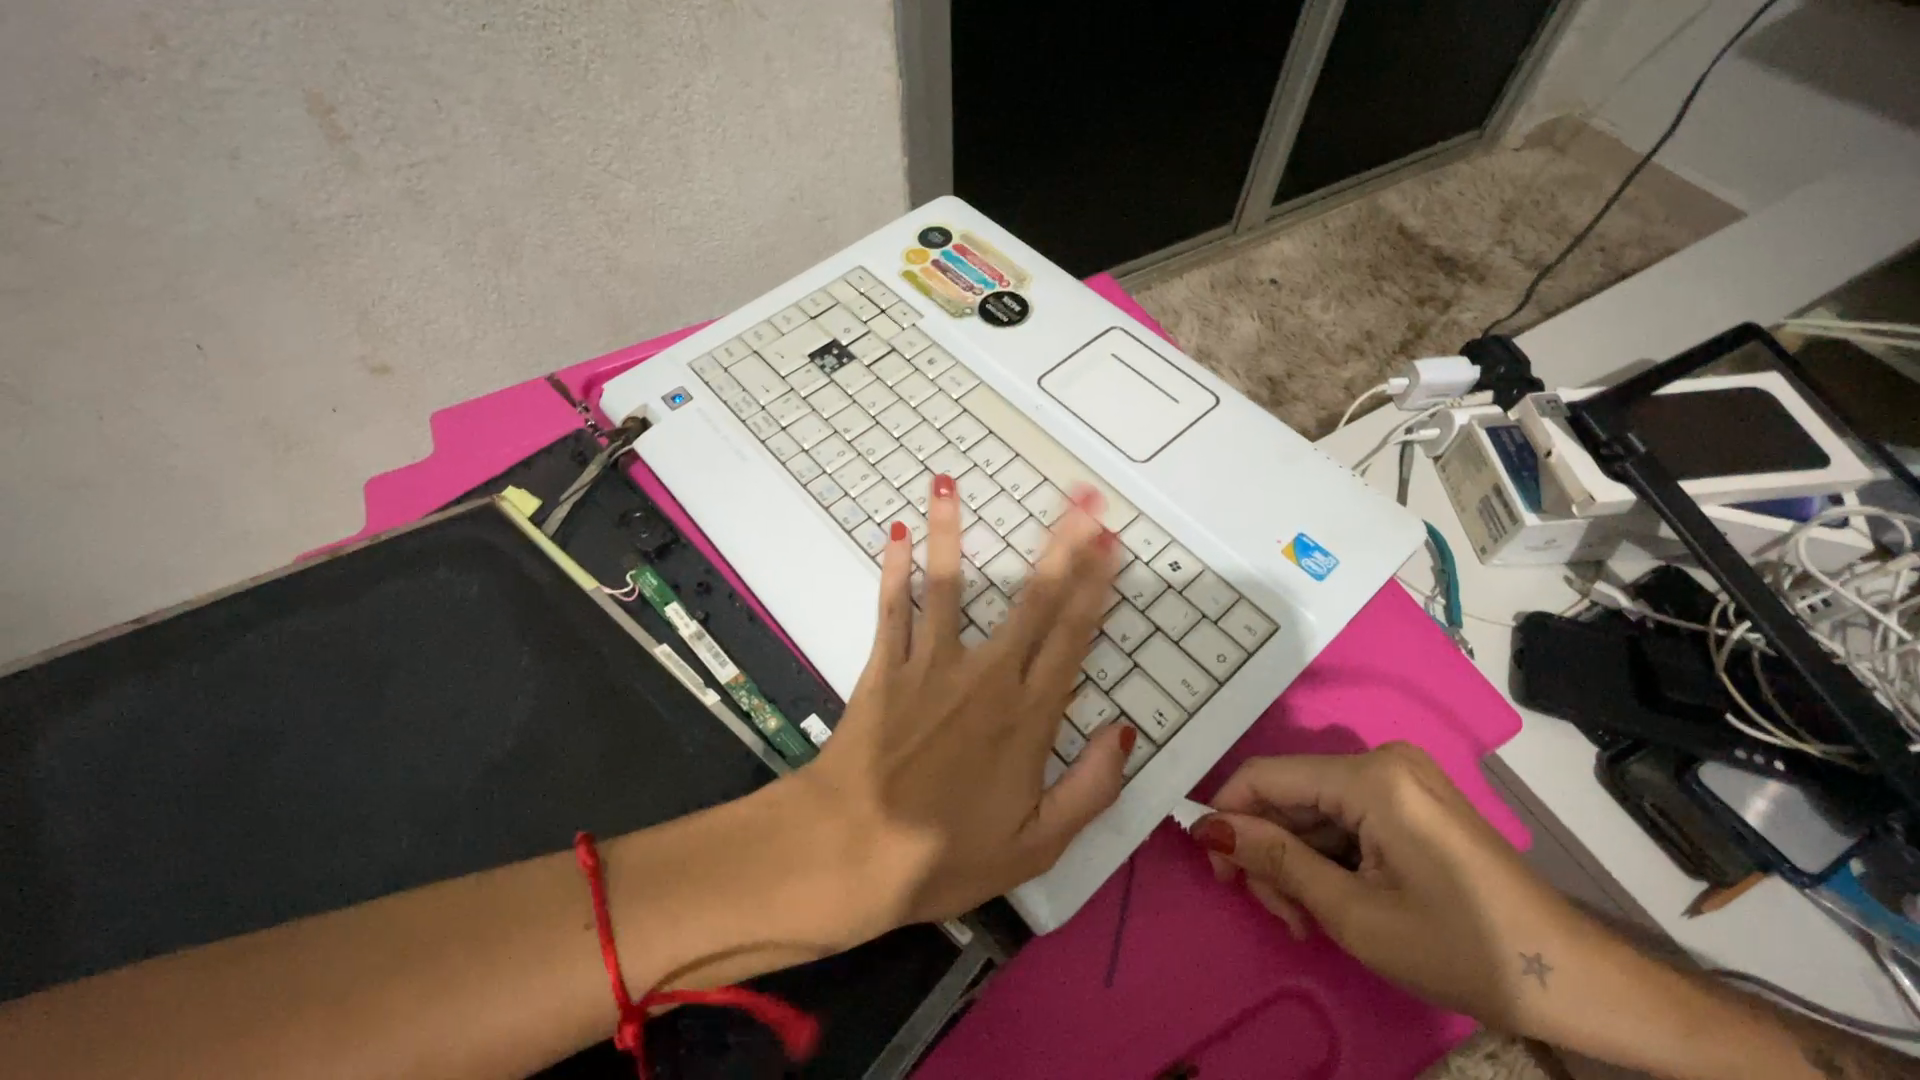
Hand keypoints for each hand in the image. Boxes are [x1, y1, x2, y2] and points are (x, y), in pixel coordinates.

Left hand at [793, 474, 1132, 931]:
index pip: (1072, 637)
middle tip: (1078, 494)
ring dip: (952, 532)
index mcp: (1027, 717)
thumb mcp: (1038, 846)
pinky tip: (893, 534)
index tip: (1110, 539)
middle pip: (1029, 599)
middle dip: (1058, 543)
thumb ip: (1090, 788)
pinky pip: (892, 610)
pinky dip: (894, 572)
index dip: (1096, 585)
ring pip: (950, 586)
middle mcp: (984, 677)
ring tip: (949, 482)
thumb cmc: (944, 856)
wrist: (847, 854)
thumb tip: (1124, 730)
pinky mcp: (884, 669)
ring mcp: (929, 667)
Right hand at [1191, 744, 1583, 1033]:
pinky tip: (1328, 904)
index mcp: (1370, 778)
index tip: (1214, 871)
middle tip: (1275, 914)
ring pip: (1314, 812)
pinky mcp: (1413, 804)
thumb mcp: (1355, 914)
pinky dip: (1327, 860)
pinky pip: (1346, 820)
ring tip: (1304, 922)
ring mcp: (1402, 781)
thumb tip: (1208, 830)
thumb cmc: (1461, 949)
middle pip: (1289, 796)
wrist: (1573, 979)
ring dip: (1296, 864)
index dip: (1227, 818)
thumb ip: (1277, 861)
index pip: (1265, 776)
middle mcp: (1383, 762)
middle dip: (1269, 853)